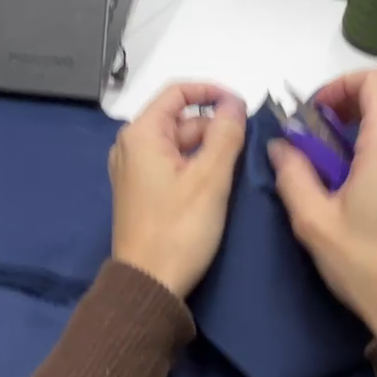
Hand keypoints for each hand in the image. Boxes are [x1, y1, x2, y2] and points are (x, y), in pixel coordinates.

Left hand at [110, 82, 247, 296]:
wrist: (149, 285)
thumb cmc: (179, 230)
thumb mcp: (210, 178)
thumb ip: (225, 134)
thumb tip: (234, 102)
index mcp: (141, 134)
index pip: (177, 92)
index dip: (211, 91)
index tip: (242, 106)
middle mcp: (131, 145)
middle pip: (180, 119)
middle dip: (213, 127)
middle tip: (245, 148)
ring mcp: (133, 169)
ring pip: (178, 143)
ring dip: (207, 148)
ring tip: (234, 169)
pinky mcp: (140, 191)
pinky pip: (171, 163)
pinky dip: (194, 164)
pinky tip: (215, 183)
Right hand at [268, 70, 376, 337]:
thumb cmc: (367, 264)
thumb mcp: (314, 222)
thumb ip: (292, 174)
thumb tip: (280, 146)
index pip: (374, 80)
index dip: (339, 86)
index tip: (315, 114)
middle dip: (349, 107)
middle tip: (320, 140)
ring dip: (369, 128)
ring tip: (341, 166)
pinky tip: (368, 186)